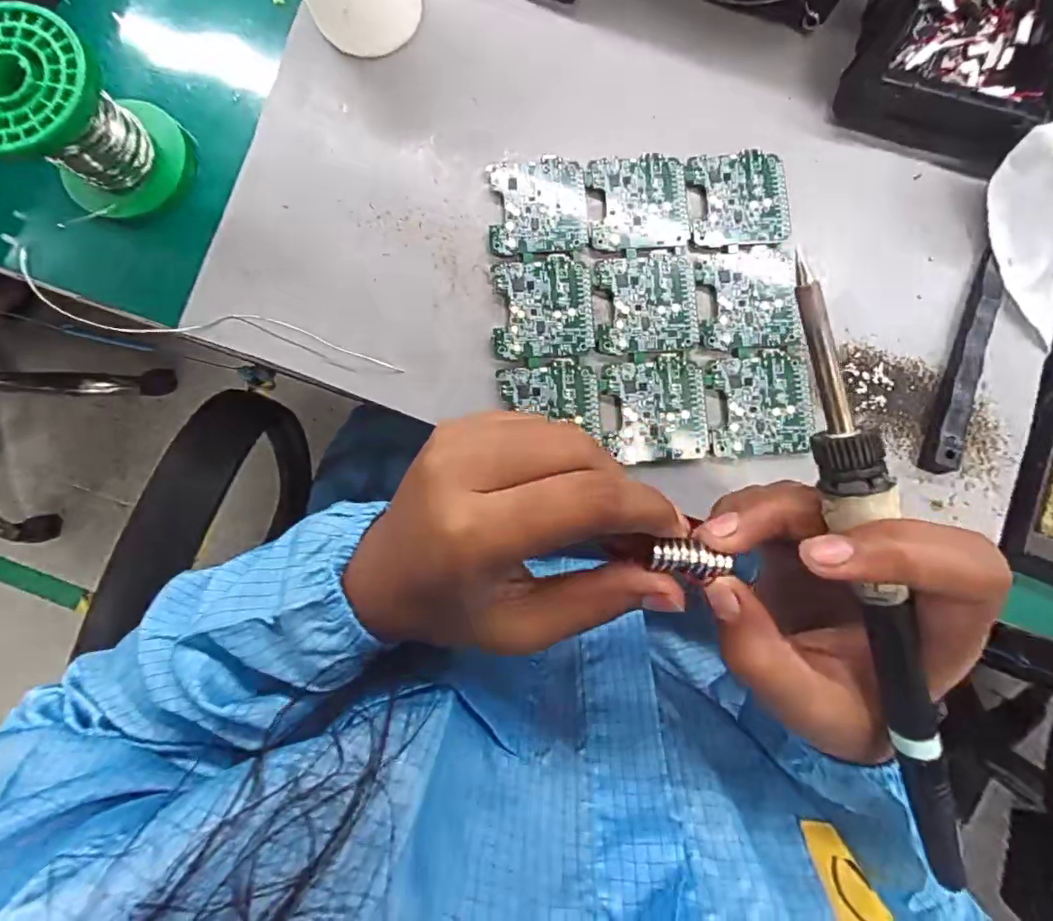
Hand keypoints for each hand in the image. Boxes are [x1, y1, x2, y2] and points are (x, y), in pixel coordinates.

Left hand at [343, 412, 689, 653]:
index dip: (643, 509)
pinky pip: (536, 425)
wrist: (379, 572)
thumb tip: (673, 584)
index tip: (672, 533)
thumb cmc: (448, 612)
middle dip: (623, 489)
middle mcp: (462, 468)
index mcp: (473, 530)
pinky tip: (559, 487)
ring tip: (598, 512)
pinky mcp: (458, 424)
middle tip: (635, 529)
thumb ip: (597, 602)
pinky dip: (563, 454)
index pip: (583, 498)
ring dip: (596, 469)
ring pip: (562, 432)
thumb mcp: (521, 628)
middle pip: (578, 453)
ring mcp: (456, 436)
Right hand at [694, 482, 1009, 762]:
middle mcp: (901, 559)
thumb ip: (768, 662)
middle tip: (724, 538)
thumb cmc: (847, 709)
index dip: (895, 549)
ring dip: (754, 510)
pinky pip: (776, 503)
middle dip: (786, 514)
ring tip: (709, 542)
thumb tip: (718, 587)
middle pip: (861, 508)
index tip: (814, 560)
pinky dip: (739, 514)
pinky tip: (713, 540)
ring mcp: (850, 536)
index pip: (958, 564)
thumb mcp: (814, 709)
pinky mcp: (809, 528)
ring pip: (810, 497)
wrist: (832, 698)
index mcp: (943, 614)